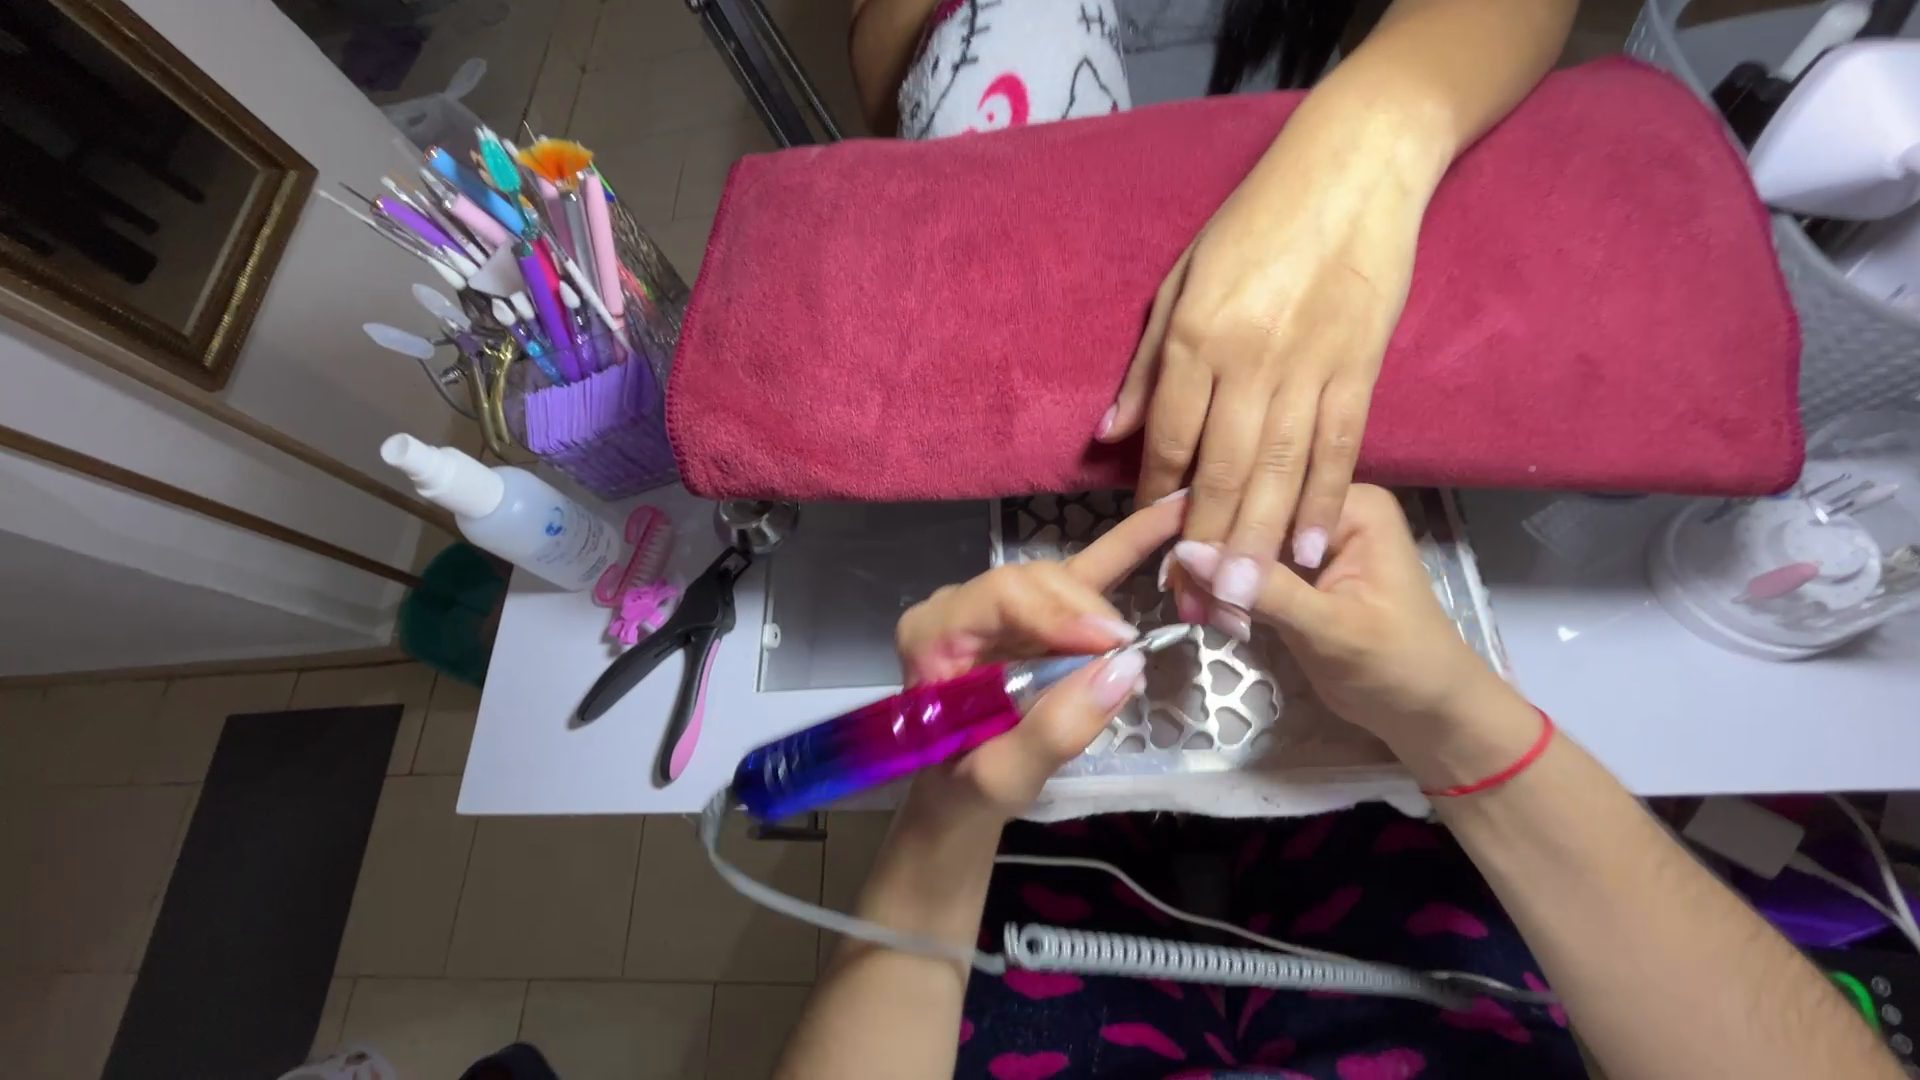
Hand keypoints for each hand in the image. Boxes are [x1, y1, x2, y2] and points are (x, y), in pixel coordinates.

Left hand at [895, 493, 1186, 817]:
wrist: (958, 791)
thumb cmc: (967, 787)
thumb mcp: (1004, 777)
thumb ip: (1055, 730)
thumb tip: (1125, 671)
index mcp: (932, 635)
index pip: (1001, 595)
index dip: (1060, 612)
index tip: (1113, 645)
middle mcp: (959, 605)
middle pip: (1032, 581)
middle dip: (1086, 611)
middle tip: (1128, 651)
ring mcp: (996, 604)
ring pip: (1059, 577)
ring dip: (1106, 598)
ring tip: (1138, 630)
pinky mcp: (1031, 613)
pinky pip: (1078, 576)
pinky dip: (1124, 549)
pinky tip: (1171, 513)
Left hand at [1101, 101, 1447, 627]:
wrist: (1354, 170)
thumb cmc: (1252, 225)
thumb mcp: (1178, 284)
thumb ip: (1146, 367)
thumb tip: (1108, 435)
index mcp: (1196, 340)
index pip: (1168, 439)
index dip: (1155, 495)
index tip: (1148, 540)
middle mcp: (1249, 364)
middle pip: (1221, 471)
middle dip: (1205, 542)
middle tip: (1194, 601)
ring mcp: (1309, 370)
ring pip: (1278, 473)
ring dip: (1258, 542)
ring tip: (1243, 598)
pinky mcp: (1361, 371)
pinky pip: (1338, 450)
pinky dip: (1321, 503)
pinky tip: (1305, 548)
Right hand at [1168, 485, 1507, 752]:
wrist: (1423, 713)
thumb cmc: (1396, 666)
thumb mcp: (1331, 627)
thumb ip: (1264, 589)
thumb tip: (1187, 552)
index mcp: (1348, 503)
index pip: (1266, 496)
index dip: (1215, 526)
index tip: (1174, 564)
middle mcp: (1322, 508)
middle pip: (1244, 517)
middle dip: (1208, 558)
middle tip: (1178, 596)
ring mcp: (1303, 540)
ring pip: (1235, 546)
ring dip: (1209, 578)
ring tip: (1192, 611)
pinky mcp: (1288, 571)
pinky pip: (1240, 570)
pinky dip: (1220, 592)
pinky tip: (1203, 612)